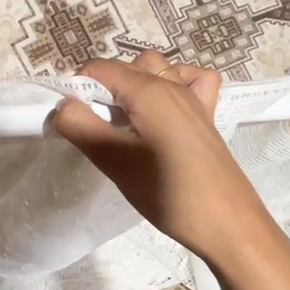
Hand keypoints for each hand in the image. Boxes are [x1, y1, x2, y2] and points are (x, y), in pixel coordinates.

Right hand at [55, 52, 280, 262]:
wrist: (227, 223)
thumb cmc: (166, 191)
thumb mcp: (113, 160)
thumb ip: (80, 126)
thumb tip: (62, 105)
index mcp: (147, 90)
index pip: (99, 68)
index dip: (77, 88)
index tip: (71, 120)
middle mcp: (172, 84)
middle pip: (126, 66)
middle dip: (101, 87)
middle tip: (93, 127)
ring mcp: (193, 98)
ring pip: (156, 69)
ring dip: (133, 84)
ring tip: (123, 120)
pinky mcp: (206, 116)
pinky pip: (190, 81)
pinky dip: (173, 84)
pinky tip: (163, 109)